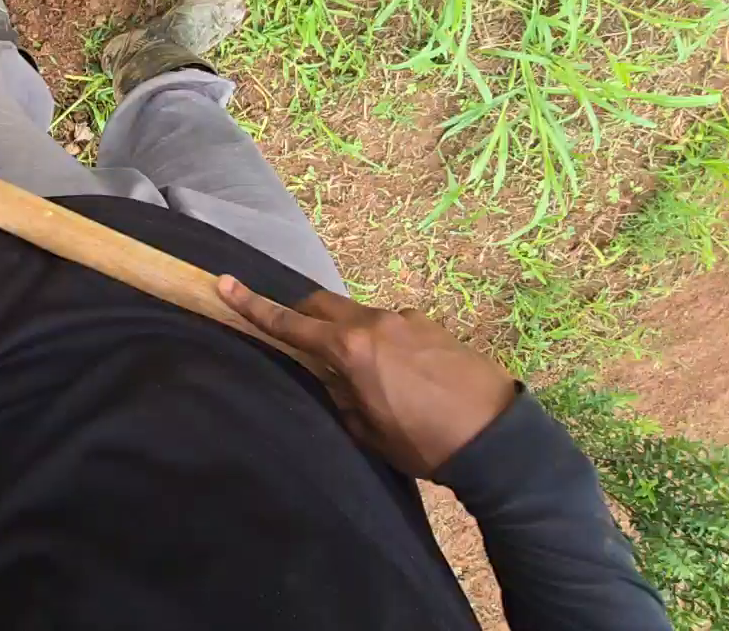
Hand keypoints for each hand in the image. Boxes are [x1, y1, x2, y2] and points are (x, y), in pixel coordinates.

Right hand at [218, 275, 515, 476]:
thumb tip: (334, 381)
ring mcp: (405, 319)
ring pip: (359, 315)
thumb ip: (341, 397)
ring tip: (372, 374)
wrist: (503, 442)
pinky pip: (393, 325)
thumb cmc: (426, 444)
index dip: (253, 305)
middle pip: (322, 303)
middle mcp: (373, 322)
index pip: (289, 323)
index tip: (225, 283)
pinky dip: (385, 341)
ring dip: (350, 333)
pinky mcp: (432, 325)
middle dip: (304, 313)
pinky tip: (408, 374)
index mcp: (349, 349)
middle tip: (303, 339)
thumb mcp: (370, 431)